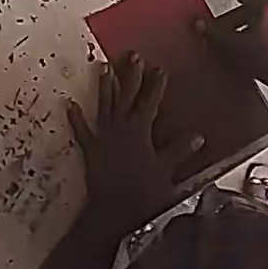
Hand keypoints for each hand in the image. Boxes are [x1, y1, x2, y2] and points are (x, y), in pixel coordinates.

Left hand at [66, 53, 205, 236]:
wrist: (114, 213)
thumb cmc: (144, 194)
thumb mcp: (167, 172)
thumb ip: (180, 152)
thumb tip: (198, 136)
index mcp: (140, 131)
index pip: (150, 101)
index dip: (155, 84)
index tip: (159, 67)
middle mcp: (120, 128)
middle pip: (126, 96)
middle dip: (130, 75)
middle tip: (132, 55)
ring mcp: (103, 138)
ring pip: (104, 105)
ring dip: (104, 87)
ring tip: (103, 67)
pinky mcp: (90, 150)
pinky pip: (81, 131)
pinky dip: (75, 118)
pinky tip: (69, 104)